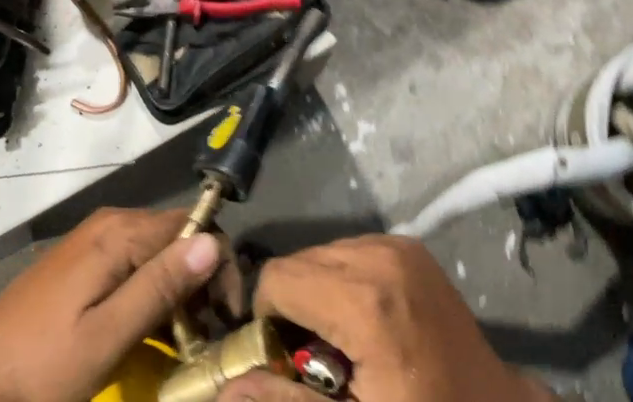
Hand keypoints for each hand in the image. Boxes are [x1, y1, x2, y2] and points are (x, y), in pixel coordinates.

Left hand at [0, 208, 223, 401]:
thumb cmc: (43, 365)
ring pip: (157, 250)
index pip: (195, 227)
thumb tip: (212, 241)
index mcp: (119, 234)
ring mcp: (92, 240)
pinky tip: (151, 327)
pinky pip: (133, 262)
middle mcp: (109, 223)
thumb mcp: (108, 335)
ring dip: (179, 289)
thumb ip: (160, 286)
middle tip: (206, 334)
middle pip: (177, 235)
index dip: (220, 267)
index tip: (226, 318)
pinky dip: (152, 290)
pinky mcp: (82, 260)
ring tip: (183, 338)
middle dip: (201, 279)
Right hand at [216, 236, 556, 401]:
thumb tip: (225, 388)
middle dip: (293, 310)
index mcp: (365, 302)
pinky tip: (363, 322)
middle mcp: (379, 257)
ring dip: (316, 295)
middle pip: (296, 265)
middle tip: (317, 361)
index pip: (277, 279)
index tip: (289, 362)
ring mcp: (397, 246)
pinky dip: (341, 282)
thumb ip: (285, 401)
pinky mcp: (408, 246)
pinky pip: (347, 252)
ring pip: (318, 256)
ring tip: (344, 342)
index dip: (270, 322)